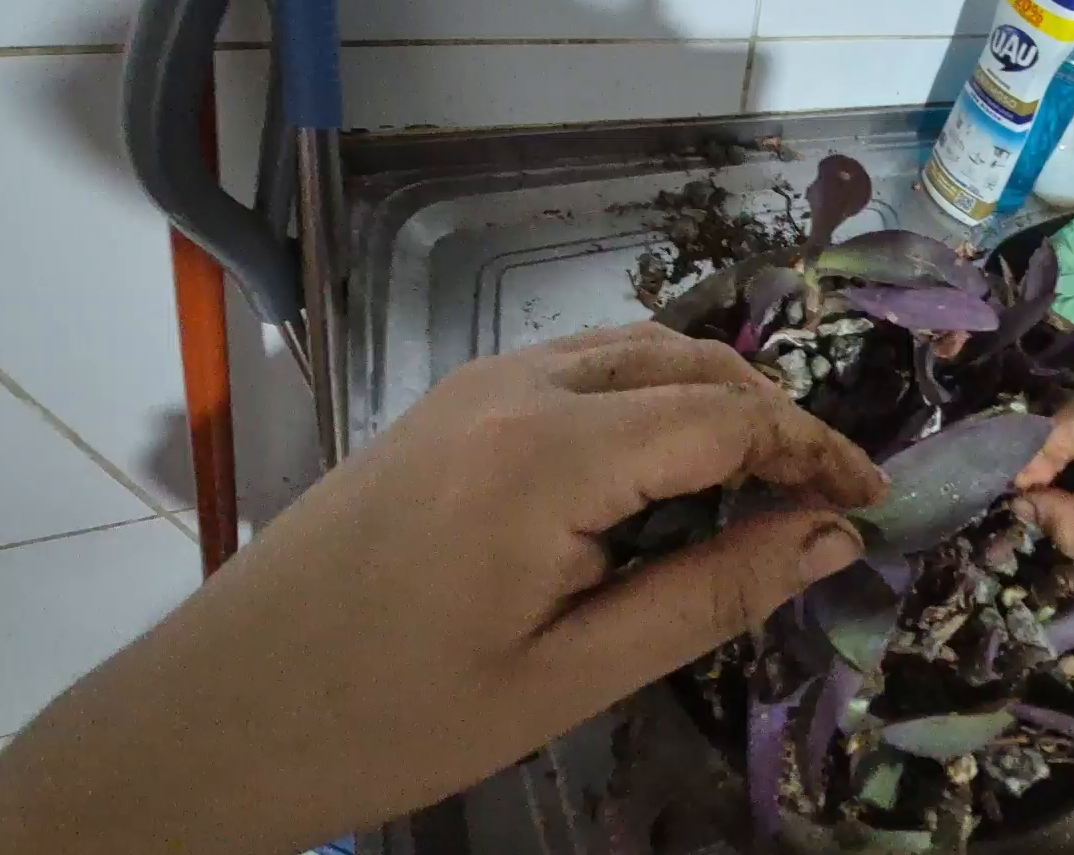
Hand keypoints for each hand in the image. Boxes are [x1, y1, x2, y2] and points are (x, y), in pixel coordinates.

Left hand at [0, 323, 882, 854]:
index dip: (815, 451)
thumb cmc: (393, 718)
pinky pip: (597, 366)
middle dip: (776, 422)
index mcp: (550, 453)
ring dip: (723, 400)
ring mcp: (487, 378)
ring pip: (649, 353)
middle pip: (697, 366)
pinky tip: (673, 455)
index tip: (872, 496)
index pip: (729, 418)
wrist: (200, 721)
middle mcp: (524, 384)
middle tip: (822, 495)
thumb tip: (830, 537)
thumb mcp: (574, 675)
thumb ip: (715, 593)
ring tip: (764, 474)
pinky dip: (664, 396)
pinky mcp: (465, 394)